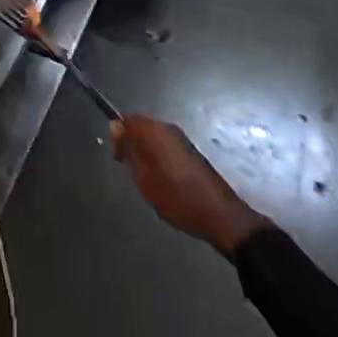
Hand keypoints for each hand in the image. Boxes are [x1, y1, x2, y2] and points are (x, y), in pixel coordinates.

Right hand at [112, 114, 270, 254]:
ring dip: (146, 150)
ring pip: (153, 136)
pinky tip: (164, 179)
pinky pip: (166, 145)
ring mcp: (182, 138)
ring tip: (147, 177)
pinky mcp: (192, 151)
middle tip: (131, 170)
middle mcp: (167, 127)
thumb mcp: (143, 178)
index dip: (117, 137)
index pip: (124, 119)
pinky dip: (159, 156)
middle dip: (132, 143)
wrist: (221, 216)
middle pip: (139, 126)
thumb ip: (128, 150)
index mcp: (153, 130)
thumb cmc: (177, 197)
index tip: (119, 159)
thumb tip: (116, 128)